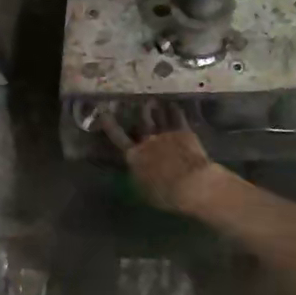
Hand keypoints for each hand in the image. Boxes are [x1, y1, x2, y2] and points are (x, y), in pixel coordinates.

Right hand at [99, 102, 219, 213]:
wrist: (192, 184)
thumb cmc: (165, 194)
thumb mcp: (143, 190)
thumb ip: (137, 175)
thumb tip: (134, 169)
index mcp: (134, 155)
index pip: (117, 136)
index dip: (109, 124)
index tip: (103, 111)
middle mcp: (147, 140)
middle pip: (140, 121)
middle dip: (137, 111)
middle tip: (136, 102)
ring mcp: (165, 133)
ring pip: (157, 115)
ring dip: (154, 107)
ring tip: (152, 100)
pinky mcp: (183, 131)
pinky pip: (177, 116)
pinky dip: (173, 110)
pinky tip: (173, 105)